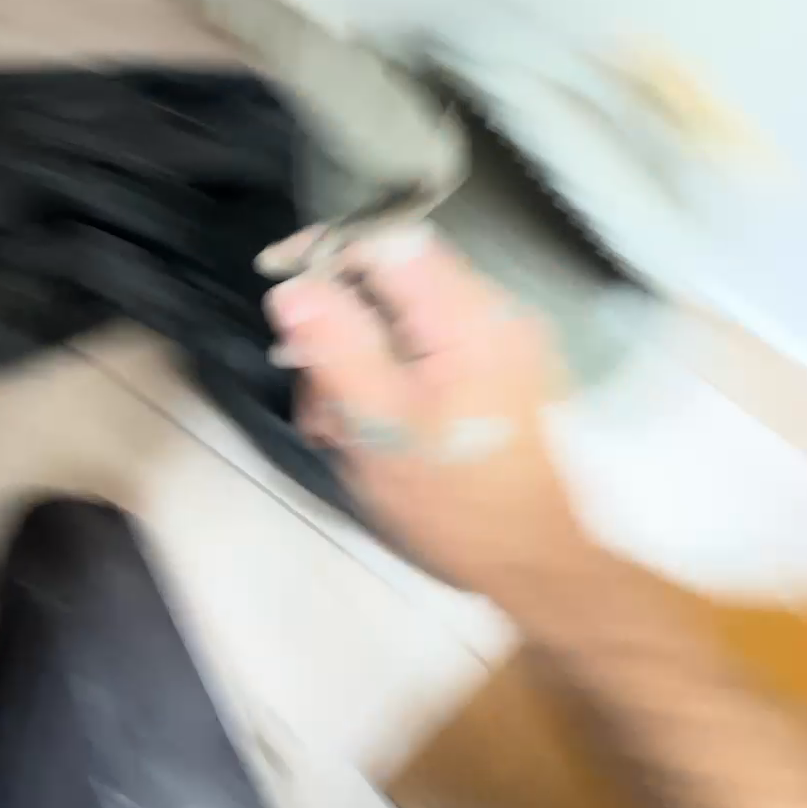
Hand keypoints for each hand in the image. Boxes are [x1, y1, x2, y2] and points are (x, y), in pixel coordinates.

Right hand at [261, 224, 593, 596]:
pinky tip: (359, 421)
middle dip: (332, 323)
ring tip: (332, 419)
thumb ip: (335, 347)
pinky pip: (411, 346)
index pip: (388, 242)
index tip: (275, 274)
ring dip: (347, 357)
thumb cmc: (452, 499)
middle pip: (387, 280)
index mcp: (470, 321)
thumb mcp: (377, 423)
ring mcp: (491, 343)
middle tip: (307, 381)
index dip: (325, 250)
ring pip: (392, 317)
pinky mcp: (484, 369)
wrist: (531, 565)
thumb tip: (292, 288)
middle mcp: (490, 317)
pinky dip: (374, 373)